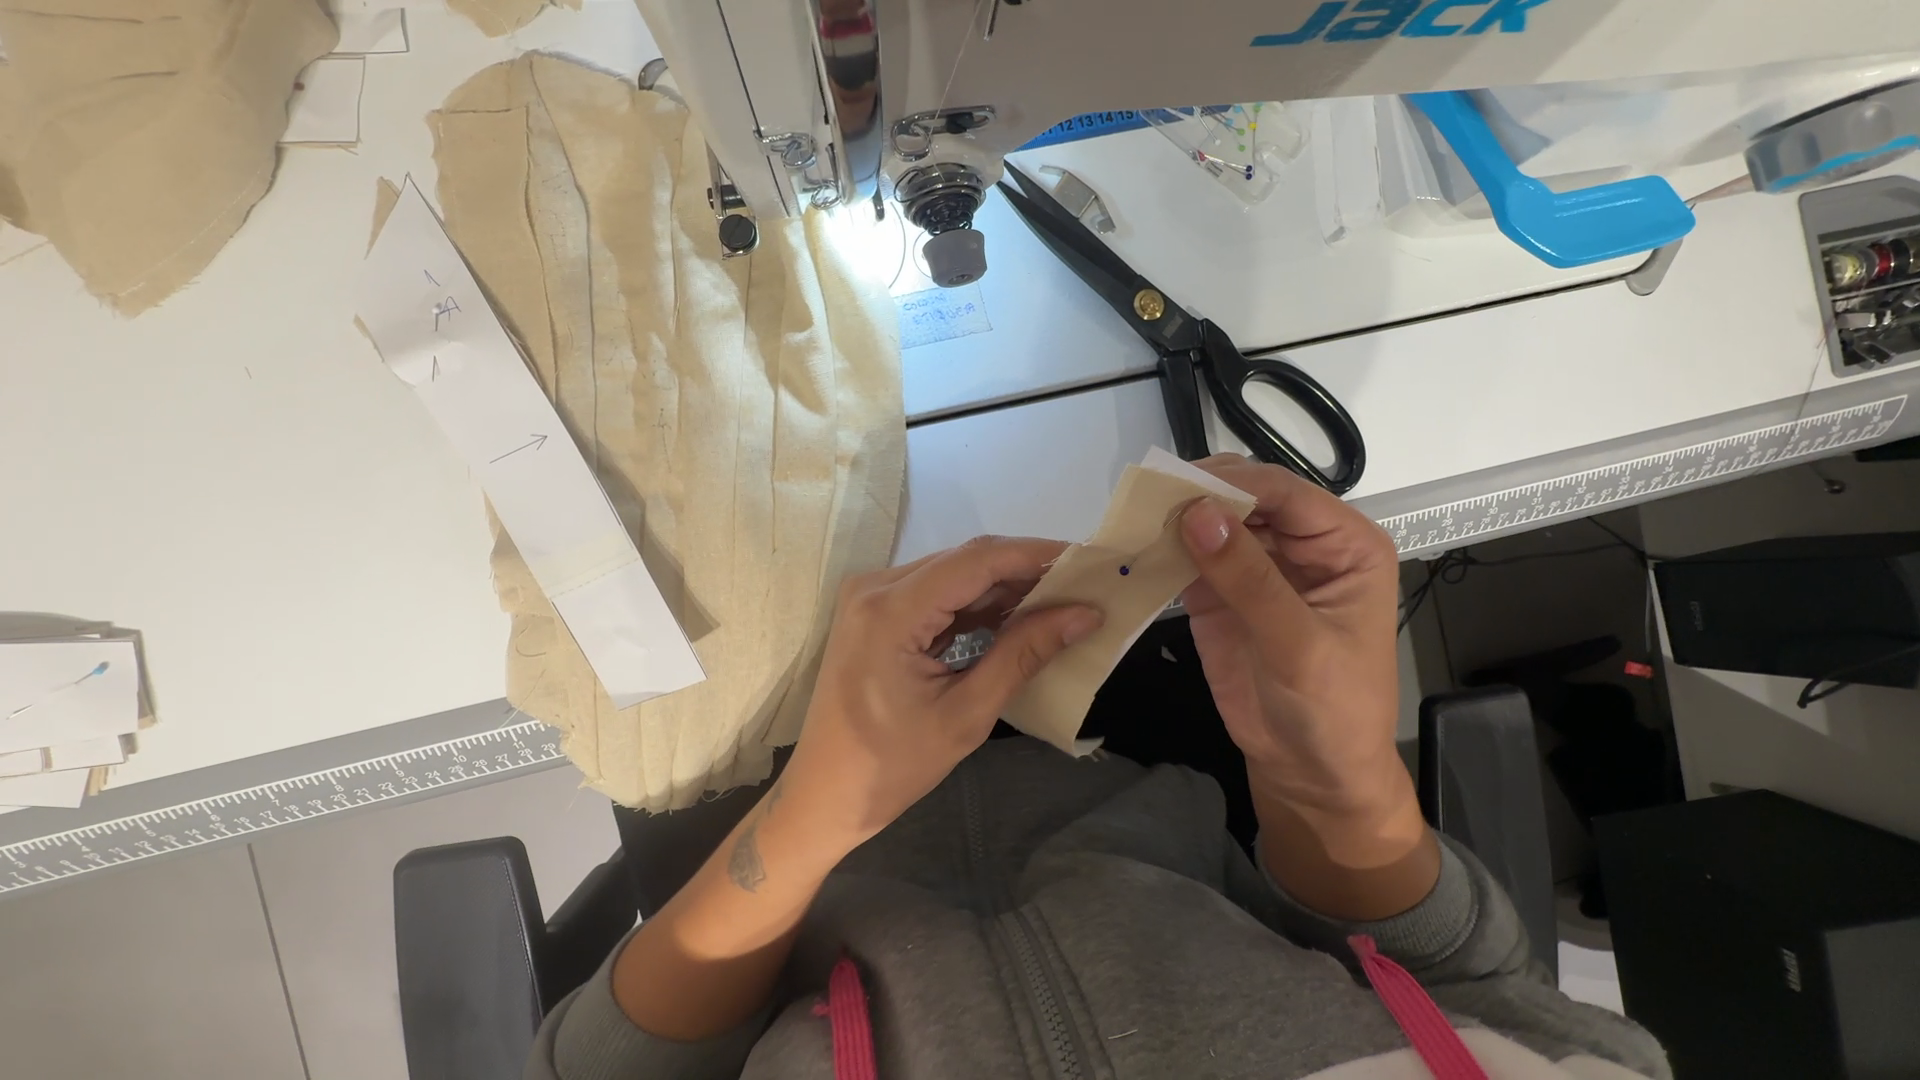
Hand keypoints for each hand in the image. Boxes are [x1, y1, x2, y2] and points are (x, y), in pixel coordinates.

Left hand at [781, 536, 1102, 846]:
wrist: (823, 796)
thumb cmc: (890, 767)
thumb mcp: (966, 715)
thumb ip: (1023, 654)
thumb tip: (1084, 614)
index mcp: (890, 610)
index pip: (977, 560)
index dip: (1036, 555)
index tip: (1089, 562)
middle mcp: (875, 588)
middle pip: (965, 562)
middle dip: (1026, 571)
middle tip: (1084, 585)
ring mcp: (871, 598)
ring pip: (953, 576)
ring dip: (1004, 588)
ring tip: (1063, 600)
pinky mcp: (875, 614)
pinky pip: (935, 595)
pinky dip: (976, 605)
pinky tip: (1019, 616)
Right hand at [1178, 456, 1433, 918]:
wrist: (1307, 770)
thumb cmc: (1329, 711)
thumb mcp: (1299, 647)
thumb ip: (1249, 579)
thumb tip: (1198, 512)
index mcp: (1343, 544)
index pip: (1284, 492)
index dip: (1232, 485)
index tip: (1175, 489)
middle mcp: (1300, 543)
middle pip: (1245, 496)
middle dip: (1198, 494)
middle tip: (1146, 502)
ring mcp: (1256, 565)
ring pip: (1211, 519)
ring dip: (1174, 518)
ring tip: (1131, 519)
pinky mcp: (1219, 591)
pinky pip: (1188, 556)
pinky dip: (1162, 550)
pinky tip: (1133, 549)